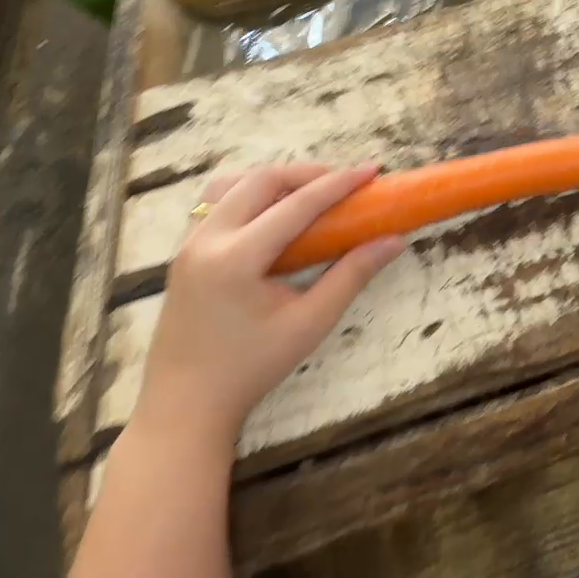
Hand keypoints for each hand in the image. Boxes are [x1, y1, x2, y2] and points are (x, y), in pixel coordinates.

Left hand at [134, 163, 405, 442]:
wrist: (184, 407)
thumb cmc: (251, 367)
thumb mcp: (310, 322)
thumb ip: (353, 275)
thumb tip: (394, 240)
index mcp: (236, 259)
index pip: (297, 204)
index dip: (339, 183)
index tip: (372, 170)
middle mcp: (205, 242)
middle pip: (260, 180)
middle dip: (308, 173)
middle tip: (345, 183)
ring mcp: (188, 246)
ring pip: (231, 185)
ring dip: (275, 180)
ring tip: (309, 193)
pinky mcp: (183, 255)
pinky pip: (216, 205)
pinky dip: (250, 195)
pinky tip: (275, 215)